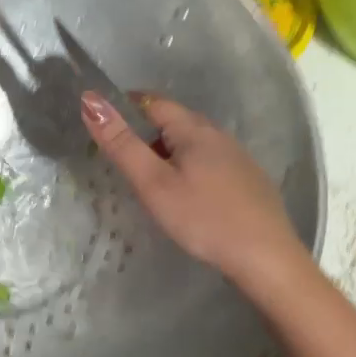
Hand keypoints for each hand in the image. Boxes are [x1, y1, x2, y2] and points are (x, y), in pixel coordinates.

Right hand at [79, 90, 304, 282]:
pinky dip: (191, 170)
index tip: (107, 126)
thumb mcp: (153, 183)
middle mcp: (218, 135)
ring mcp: (238, 158)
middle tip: (124, 159)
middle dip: (147, 132)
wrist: (265, 256)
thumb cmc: (203, 218)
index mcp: (193, 130)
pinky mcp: (249, 181)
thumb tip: (90, 99)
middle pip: (175, 122)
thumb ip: (121, 143)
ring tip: (152, 182)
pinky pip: (211, 164)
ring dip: (170, 154)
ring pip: (194, 145)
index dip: (127, 106)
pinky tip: (188, 198)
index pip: (153, 101)